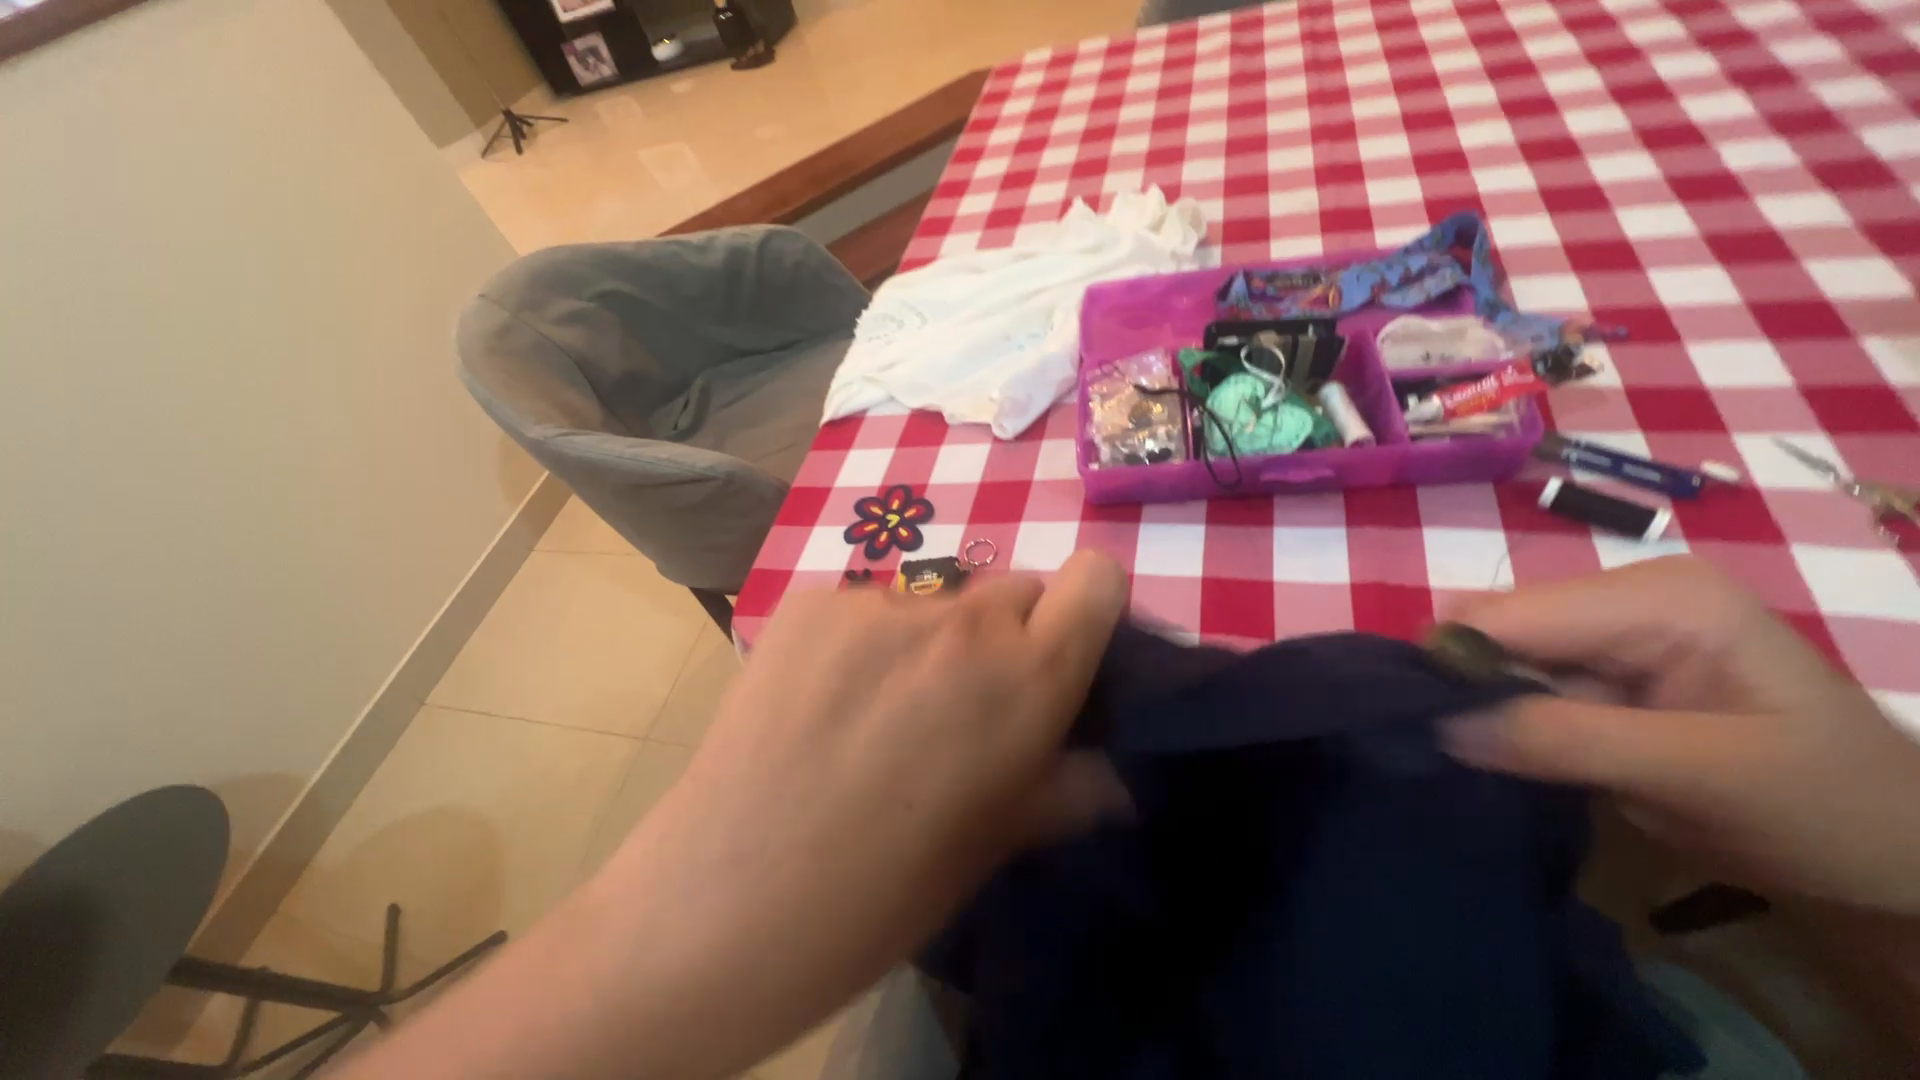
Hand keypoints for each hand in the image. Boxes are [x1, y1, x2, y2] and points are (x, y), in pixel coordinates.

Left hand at [589, 550, 1131, 1077]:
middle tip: (964, 705)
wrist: (734, 897)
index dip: (1088, 611)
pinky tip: (824, 706)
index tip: (1063, 658)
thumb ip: (1063, 786)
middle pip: (1014, 591)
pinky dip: (862, 644)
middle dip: (1007, 638)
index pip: (1096, 578)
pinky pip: (866, 610)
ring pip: (936, 604)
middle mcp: (962, 619)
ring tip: (878, 716)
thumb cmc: (887, 891)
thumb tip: (1106, 773)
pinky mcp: (810, 604)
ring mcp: (878, 604)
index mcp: (1028, 676)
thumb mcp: (996, 843)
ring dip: (930, 643)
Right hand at [1442, 555, 1919, 913]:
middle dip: (1463, 684)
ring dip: (1480, 704)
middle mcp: (1626, 593)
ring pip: (1497, 653)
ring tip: (1483, 756)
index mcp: (1659, 597)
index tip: (1420, 728)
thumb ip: (1563, 739)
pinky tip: (1511, 749)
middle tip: (1454, 749)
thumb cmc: (1824, 809)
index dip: (1453, 666)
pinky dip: (1502, 714)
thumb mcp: (1698, 776)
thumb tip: (1436, 723)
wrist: (1893, 856)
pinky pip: (1520, 679)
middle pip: (1494, 625)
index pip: (1508, 613)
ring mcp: (1613, 628)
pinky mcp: (1603, 666)